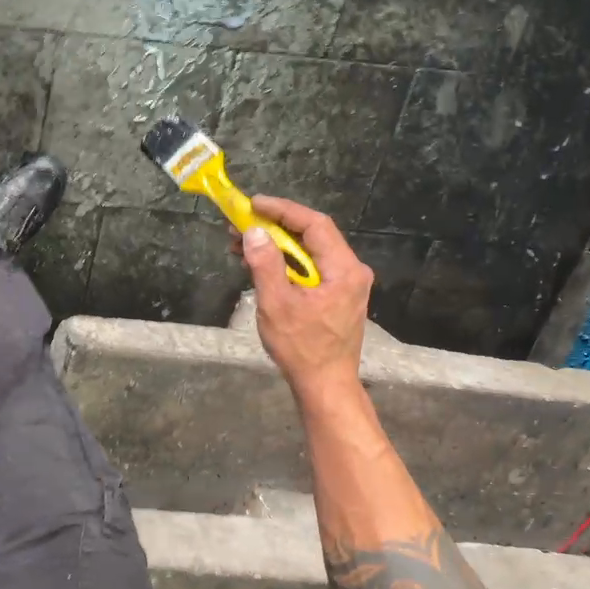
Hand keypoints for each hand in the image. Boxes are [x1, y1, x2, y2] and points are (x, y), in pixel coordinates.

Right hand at [236, 195, 373, 396]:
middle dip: (275, 226)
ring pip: (309, 252)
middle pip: (313, 235)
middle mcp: (350, 271)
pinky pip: (309, 268)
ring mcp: (345, 284)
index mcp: (343, 270)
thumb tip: (254, 233)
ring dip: (276, 245)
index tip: (252, 204)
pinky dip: (284, 262)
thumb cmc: (301, 346)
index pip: (315, 225)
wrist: (325, 384)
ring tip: (242, 245)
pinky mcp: (335, 296)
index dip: (282, 210)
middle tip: (239, 224)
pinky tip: (260, 265)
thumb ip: (265, 265)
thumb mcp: (276, 304)